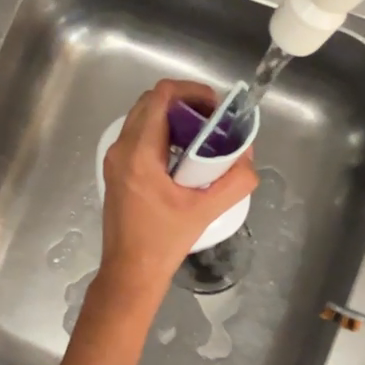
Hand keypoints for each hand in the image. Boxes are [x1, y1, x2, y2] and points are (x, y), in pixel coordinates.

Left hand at [100, 80, 258, 291]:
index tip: (216, 108)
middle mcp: (121, 149)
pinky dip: (162, 134)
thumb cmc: (163, 242)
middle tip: (213, 121)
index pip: (161, 97)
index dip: (192, 92)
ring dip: (173, 118)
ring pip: (143, 118)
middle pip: (152, 103)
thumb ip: (235, 181)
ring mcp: (115, 160)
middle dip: (185, 103)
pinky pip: (139, 136)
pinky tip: (184, 157)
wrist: (130, 272)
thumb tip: (248, 157)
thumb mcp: (206, 211)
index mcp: (140, 154)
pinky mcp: (116, 171)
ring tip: (202, 137)